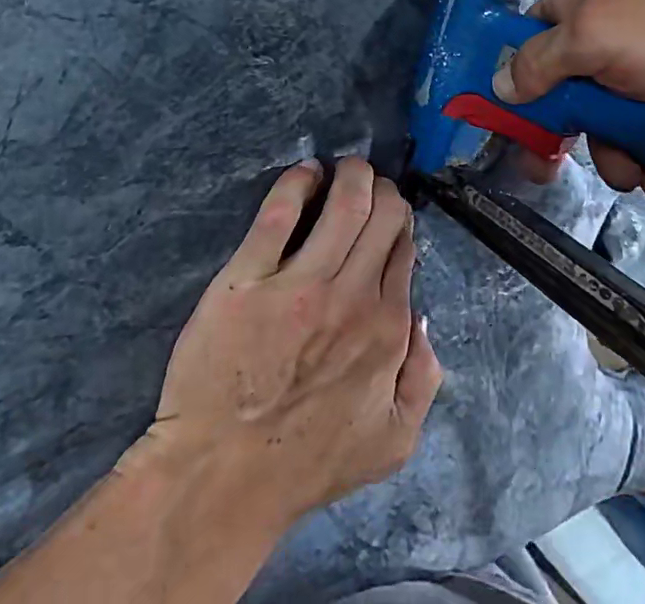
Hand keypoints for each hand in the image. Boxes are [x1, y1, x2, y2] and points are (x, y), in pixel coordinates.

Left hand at [123, 156, 442, 524]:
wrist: (219, 478)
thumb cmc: (306, 462)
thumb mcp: (394, 440)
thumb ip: (425, 377)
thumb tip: (421, 317)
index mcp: (387, 328)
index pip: (403, 251)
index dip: (400, 225)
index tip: (390, 218)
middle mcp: (352, 296)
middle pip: (381, 217)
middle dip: (384, 190)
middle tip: (373, 184)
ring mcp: (299, 284)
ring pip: (342, 206)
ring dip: (352, 176)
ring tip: (348, 167)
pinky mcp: (246, 279)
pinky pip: (278, 214)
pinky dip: (297, 183)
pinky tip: (305, 172)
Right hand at [491, 0, 644, 204]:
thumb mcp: (597, 38)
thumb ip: (538, 62)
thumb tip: (497, 85)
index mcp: (578, 5)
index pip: (525, 46)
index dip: (515, 92)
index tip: (516, 136)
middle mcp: (610, 34)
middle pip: (568, 99)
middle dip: (580, 140)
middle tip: (588, 167)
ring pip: (612, 129)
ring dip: (623, 161)